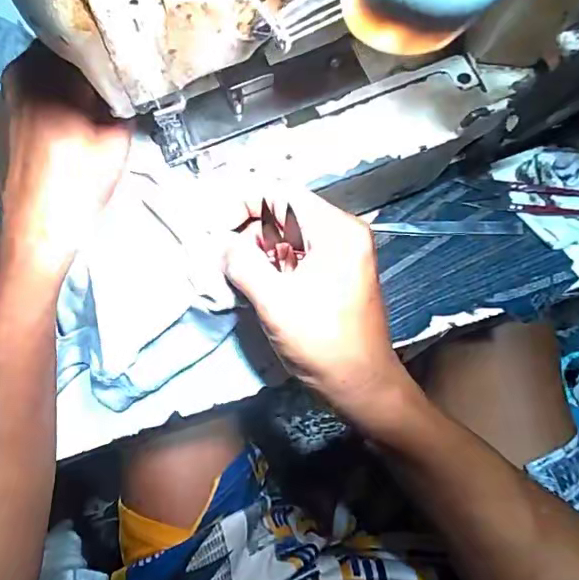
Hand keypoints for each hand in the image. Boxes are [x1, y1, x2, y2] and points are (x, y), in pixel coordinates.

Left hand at [0, 42, 131, 278]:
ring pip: (38, 77)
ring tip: (86, 110)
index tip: (119, 62)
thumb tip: (124, 78)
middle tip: (106, 86)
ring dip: (61, 85)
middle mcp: (13, 78)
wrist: (33, 232)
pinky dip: (44, 104)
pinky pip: (25, 99)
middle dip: (80, 65)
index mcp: (41, 73)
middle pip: (54, 55)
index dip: (101, 47)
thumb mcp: (114, 139)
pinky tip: (62, 129)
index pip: (77, 38)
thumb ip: (121, 98)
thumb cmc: (76, 185)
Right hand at [220, 187, 415, 424]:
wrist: (361, 386)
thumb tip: (221, 244)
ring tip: (234, 276)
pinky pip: (292, 255)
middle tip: (222, 258)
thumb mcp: (275, 301)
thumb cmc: (324, 343)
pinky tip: (254, 285)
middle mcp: (340, 233)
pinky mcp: (330, 274)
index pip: (280, 193)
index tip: (217, 230)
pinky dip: (268, 265)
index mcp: (336, 230)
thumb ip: (242, 263)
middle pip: (281, 212)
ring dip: (255, 251)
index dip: (242, 204)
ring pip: (283, 235)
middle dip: (246, 232)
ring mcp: (337, 254)